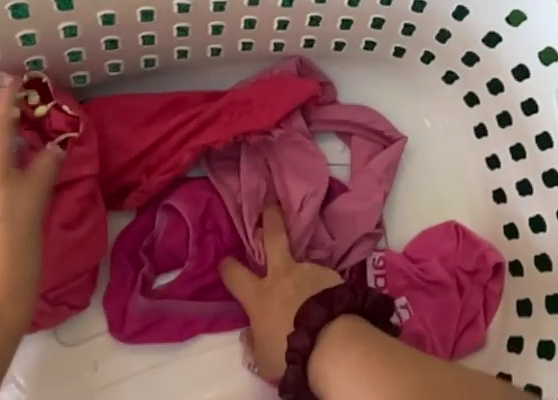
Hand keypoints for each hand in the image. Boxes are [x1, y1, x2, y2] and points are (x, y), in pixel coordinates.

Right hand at [218, 205, 343, 381]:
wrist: (330, 342)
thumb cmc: (289, 352)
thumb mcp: (263, 358)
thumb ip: (254, 342)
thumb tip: (249, 333)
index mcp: (259, 296)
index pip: (235, 275)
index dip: (227, 266)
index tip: (225, 260)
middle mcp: (283, 275)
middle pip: (274, 237)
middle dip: (270, 216)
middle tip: (270, 198)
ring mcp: (308, 271)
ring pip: (303, 267)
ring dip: (305, 277)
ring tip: (314, 298)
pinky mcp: (331, 275)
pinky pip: (323, 281)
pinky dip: (323, 290)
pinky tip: (329, 303)